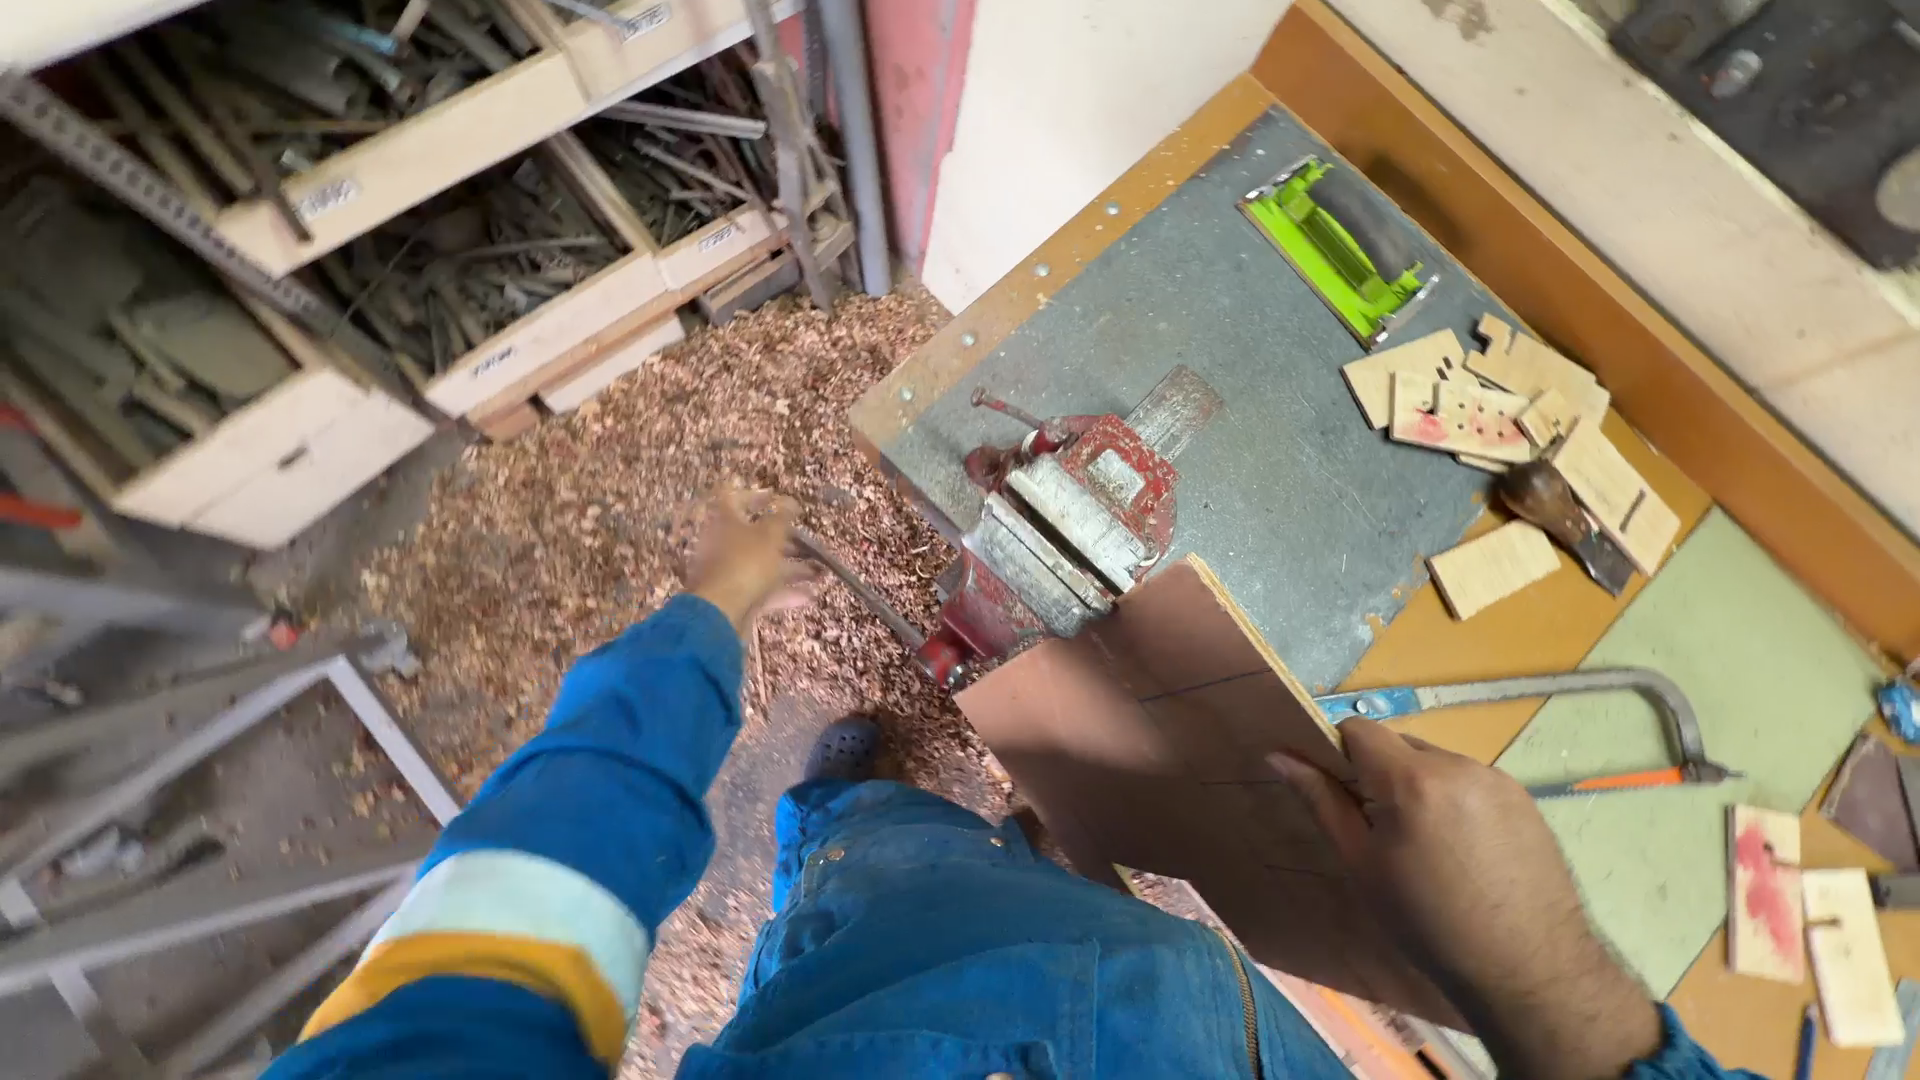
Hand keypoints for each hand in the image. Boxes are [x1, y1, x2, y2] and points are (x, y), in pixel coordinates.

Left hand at [686, 485, 813, 635]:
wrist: (721, 612)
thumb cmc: (746, 564)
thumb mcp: (769, 535)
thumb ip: (782, 517)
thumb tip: (790, 502)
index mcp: (726, 523)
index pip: (735, 500)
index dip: (756, 497)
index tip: (778, 500)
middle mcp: (725, 546)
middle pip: (756, 538)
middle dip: (786, 541)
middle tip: (809, 542)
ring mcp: (731, 574)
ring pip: (764, 566)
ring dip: (792, 569)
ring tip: (820, 572)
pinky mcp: (738, 599)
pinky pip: (765, 591)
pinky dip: (786, 593)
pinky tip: (809, 596)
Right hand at [1270, 719, 1660, 1079]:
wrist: (1531, 975)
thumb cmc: (1427, 922)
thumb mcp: (1360, 863)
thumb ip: (1320, 799)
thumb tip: (1278, 756)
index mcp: (1411, 780)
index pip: (1357, 729)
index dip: (1338, 752)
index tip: (1338, 790)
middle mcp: (1457, 766)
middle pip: (1396, 744)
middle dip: (1378, 771)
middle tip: (1378, 825)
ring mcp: (1497, 780)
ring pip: (1433, 761)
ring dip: (1416, 784)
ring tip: (1424, 842)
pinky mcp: (1524, 799)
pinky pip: (1468, 780)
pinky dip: (1451, 798)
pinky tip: (1460, 848)